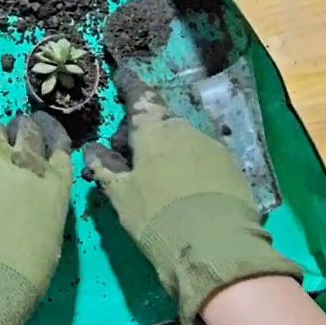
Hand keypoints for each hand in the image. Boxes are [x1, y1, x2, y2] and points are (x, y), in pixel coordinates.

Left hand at [0, 114, 72, 324]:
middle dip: (19, 134)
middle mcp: (28, 162)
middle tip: (9, 147)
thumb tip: (29, 200)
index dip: (50, 140)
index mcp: (55, 184)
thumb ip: (43, 206)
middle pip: (27, 128)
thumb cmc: (21, 276)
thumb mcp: (49, 238)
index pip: (59, 146)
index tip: (42, 144)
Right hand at [83, 92, 299, 324]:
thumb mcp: (121, 195)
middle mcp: (184, 129)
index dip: (128, 86)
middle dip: (143, 133)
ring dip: (168, 151)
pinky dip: (190, 166)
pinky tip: (185, 192)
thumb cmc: (156, 215)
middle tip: (128, 159)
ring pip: (182, 140)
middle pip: (159, 122)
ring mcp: (212, 147)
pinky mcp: (233, 169)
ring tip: (158, 181)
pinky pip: (203, 158)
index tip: (121, 76)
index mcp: (153, 129)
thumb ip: (105, 168)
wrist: (215, 249)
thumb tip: (92, 150)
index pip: (139, 96)